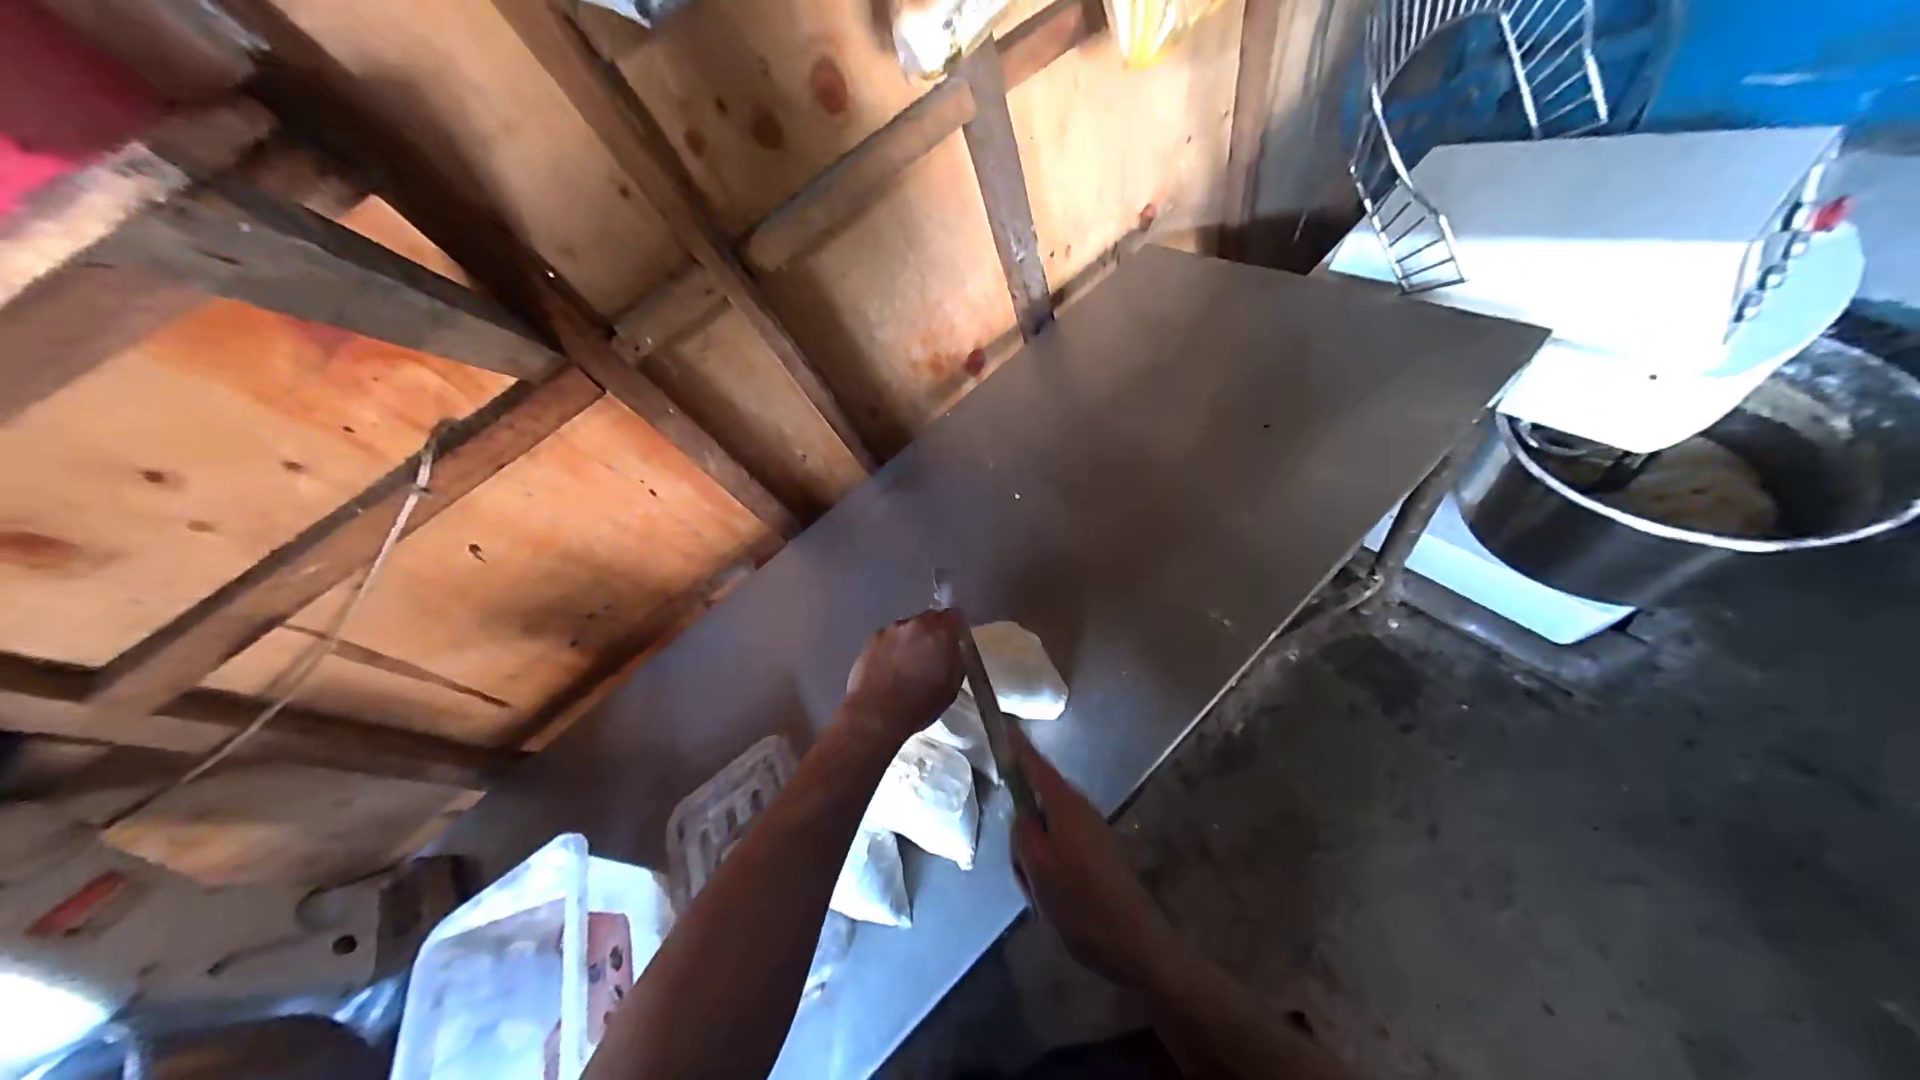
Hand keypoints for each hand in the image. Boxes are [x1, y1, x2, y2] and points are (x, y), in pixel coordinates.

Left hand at [842, 610, 964, 745]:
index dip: (954, 628)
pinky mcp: (871, 639)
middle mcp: (916, 624)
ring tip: (905, 664)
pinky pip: (888, 638)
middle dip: (931, 632)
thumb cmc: (921, 704)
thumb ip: (954, 659)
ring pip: (907, 628)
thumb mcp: (952, 685)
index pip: (953, 616)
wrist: (876, 713)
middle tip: (929, 655)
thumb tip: (950, 649)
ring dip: (910, 640)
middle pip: (929, 619)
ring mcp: (891, 629)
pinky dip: (891, 647)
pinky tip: (887, 667)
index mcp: (941, 633)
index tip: (952, 640)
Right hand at [1009, 726, 1182, 992]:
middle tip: (1023, 869)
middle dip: (1024, 831)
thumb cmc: (1080, 902)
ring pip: (1049, 830)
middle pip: (1040, 802)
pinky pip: (1063, 847)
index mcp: (1065, 806)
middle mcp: (1082, 811)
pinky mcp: (1100, 853)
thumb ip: (1022, 832)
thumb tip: (1022, 813)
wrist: (1134, 943)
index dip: (1019, 746)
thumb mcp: (1036, 867)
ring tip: (1040, 893)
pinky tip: (1056, 900)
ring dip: (1037, 856)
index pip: (1036, 766)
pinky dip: (1051, 868)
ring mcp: (1094, 832)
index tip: (1006, 724)